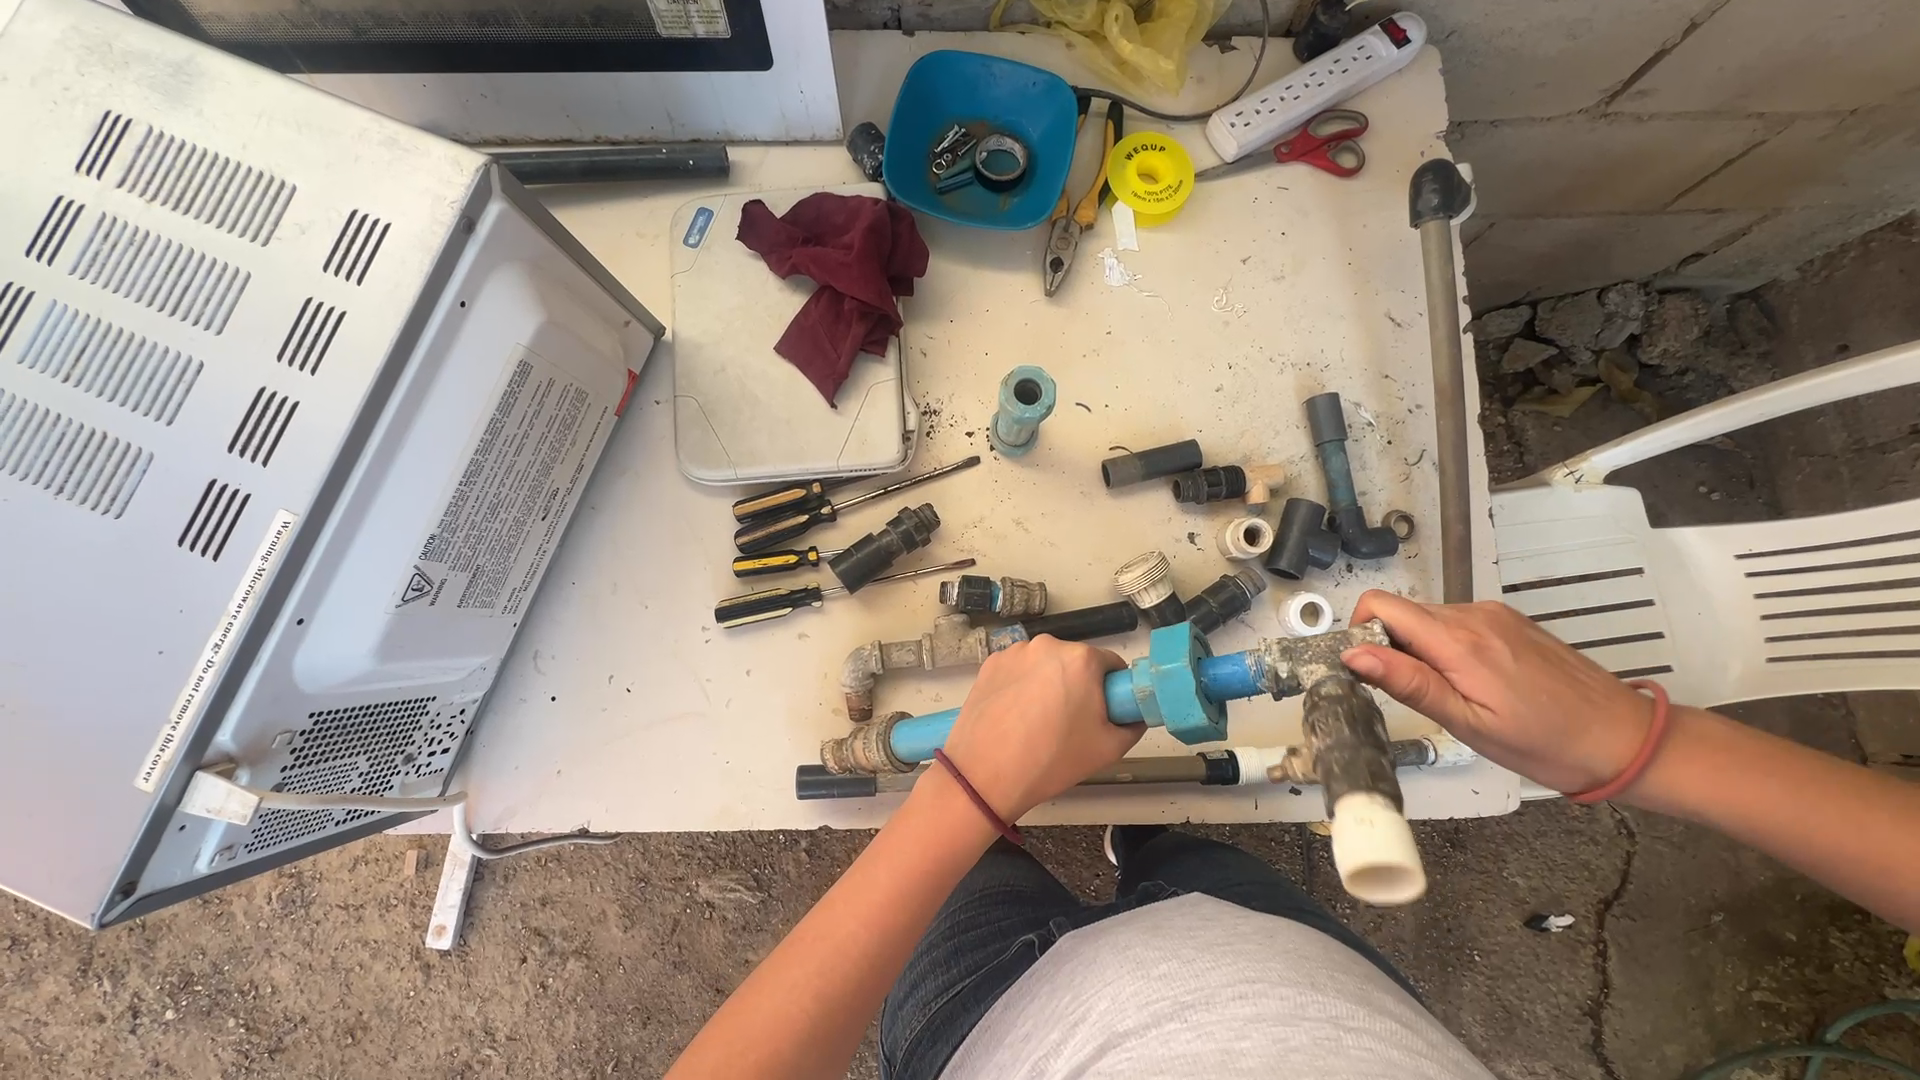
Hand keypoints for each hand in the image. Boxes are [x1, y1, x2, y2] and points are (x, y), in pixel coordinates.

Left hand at [934, 635, 1134, 819]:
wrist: (985, 774)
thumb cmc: (1052, 760)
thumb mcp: (1110, 749)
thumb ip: (1133, 724)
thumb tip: (1133, 713)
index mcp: (1081, 659)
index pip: (1111, 665)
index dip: (1112, 689)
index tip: (1103, 712)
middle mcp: (1047, 645)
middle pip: (1076, 661)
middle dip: (1079, 685)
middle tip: (1071, 723)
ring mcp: (1014, 652)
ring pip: (1045, 664)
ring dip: (1049, 683)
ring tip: (1038, 722)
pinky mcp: (990, 663)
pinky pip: (1018, 669)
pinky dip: (1022, 685)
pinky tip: (1015, 715)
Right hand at [1340, 590, 1655, 793]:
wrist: (1627, 739)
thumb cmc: (1547, 743)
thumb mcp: (1467, 723)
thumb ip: (1408, 682)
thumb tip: (1354, 655)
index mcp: (1458, 640)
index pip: (1379, 605)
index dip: (1360, 633)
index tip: (1370, 671)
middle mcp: (1473, 615)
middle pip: (1400, 613)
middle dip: (1389, 648)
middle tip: (1415, 695)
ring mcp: (1493, 615)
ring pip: (1426, 620)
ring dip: (1419, 650)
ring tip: (1450, 694)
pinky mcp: (1508, 621)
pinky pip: (1455, 624)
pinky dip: (1445, 648)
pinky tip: (1473, 683)